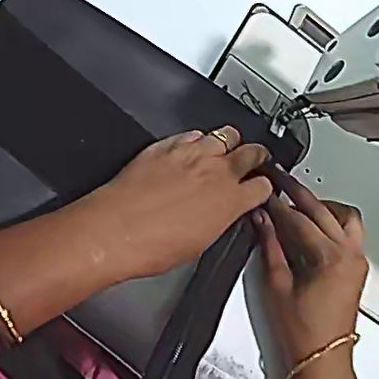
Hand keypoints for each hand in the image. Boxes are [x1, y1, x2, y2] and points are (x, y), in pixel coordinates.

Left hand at [69, 126, 273, 282]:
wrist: (115, 230)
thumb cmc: (151, 245)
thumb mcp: (199, 244)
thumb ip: (218, 221)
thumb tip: (218, 216)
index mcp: (231, 201)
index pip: (262, 186)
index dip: (263, 187)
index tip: (259, 188)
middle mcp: (215, 171)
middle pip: (251, 152)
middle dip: (256, 155)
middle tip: (255, 158)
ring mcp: (190, 154)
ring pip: (223, 134)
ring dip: (228, 141)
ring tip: (226, 146)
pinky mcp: (165, 146)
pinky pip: (190, 134)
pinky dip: (196, 138)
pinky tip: (192, 145)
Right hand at [255, 175, 368, 377]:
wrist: (322, 359)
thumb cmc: (302, 331)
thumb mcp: (277, 285)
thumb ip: (270, 247)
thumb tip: (262, 221)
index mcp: (331, 257)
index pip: (299, 219)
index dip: (277, 205)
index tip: (263, 194)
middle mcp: (349, 255)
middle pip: (323, 211)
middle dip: (299, 194)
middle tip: (280, 182)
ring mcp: (356, 261)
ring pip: (343, 217)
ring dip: (321, 206)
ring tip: (297, 203)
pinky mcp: (355, 269)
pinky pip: (348, 232)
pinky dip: (330, 222)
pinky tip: (311, 226)